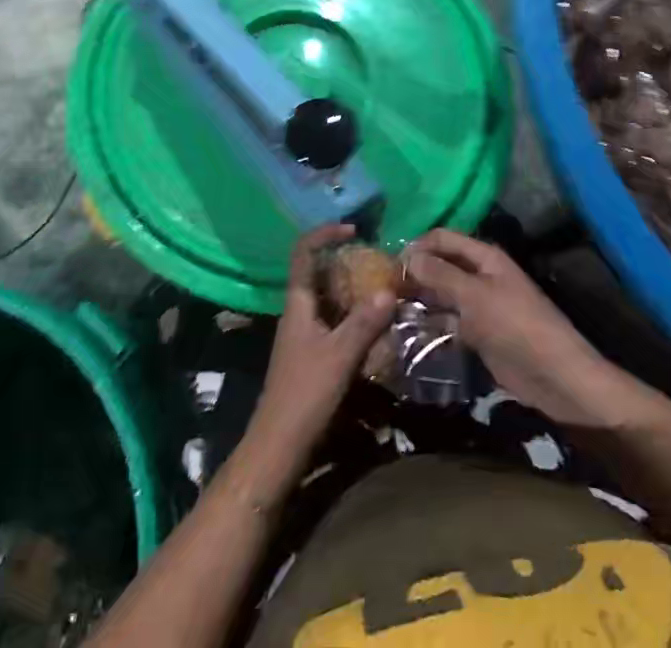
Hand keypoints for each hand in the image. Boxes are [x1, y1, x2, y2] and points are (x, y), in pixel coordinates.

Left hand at [248, 224, 396, 456]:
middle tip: (377, 258)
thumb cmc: (306, 393)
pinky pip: (335, 321)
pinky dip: (354, 314)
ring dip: (352, 288)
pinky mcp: (313, 353)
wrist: (281, 441)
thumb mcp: (339, 354)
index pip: (303, 255)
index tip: (353, 229)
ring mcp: (304, 334)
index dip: (324, 235)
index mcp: (297, 305)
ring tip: (384, 285)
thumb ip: (364, 321)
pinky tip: (378, 322)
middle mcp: (298, 314)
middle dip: (345, 260)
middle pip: (317, 274)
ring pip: (328, 298)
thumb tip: (389, 289)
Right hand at [402, 230, 622, 425]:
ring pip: (440, 295)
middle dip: (413, 274)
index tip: (387, 264)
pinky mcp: (476, 332)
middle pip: (440, 265)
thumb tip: (407, 256)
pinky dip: (429, 323)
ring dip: (417, 300)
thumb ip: (440, 274)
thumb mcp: (474, 295)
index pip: (442, 238)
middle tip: (380, 290)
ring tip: (386, 309)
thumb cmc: (515, 325)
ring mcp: (477, 305)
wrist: (552, 373)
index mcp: (484, 257)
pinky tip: (403, 330)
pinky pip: (447, 321)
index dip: (416, 246)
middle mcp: (479, 275)